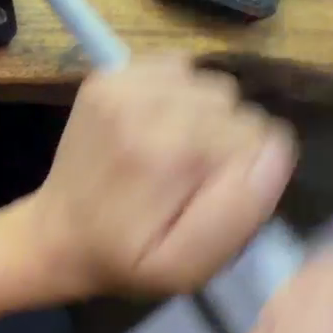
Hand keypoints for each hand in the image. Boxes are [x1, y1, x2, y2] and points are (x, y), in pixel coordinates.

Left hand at [31, 57, 294, 295]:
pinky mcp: (107, 75)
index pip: (262, 138)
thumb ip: (239, 210)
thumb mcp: (187, 266)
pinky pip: (176, 67)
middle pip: (235, 106)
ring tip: (166, 154)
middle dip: (224, 142)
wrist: (57, 233)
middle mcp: (143, 106)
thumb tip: (274, 151)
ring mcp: (120, 84)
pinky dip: (175, 93)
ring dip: (201, 116)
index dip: (245, 172)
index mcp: (169, 151)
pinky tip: (153, 127)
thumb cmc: (126, 258)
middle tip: (184, 180)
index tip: (208, 197)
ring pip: (210, 84)